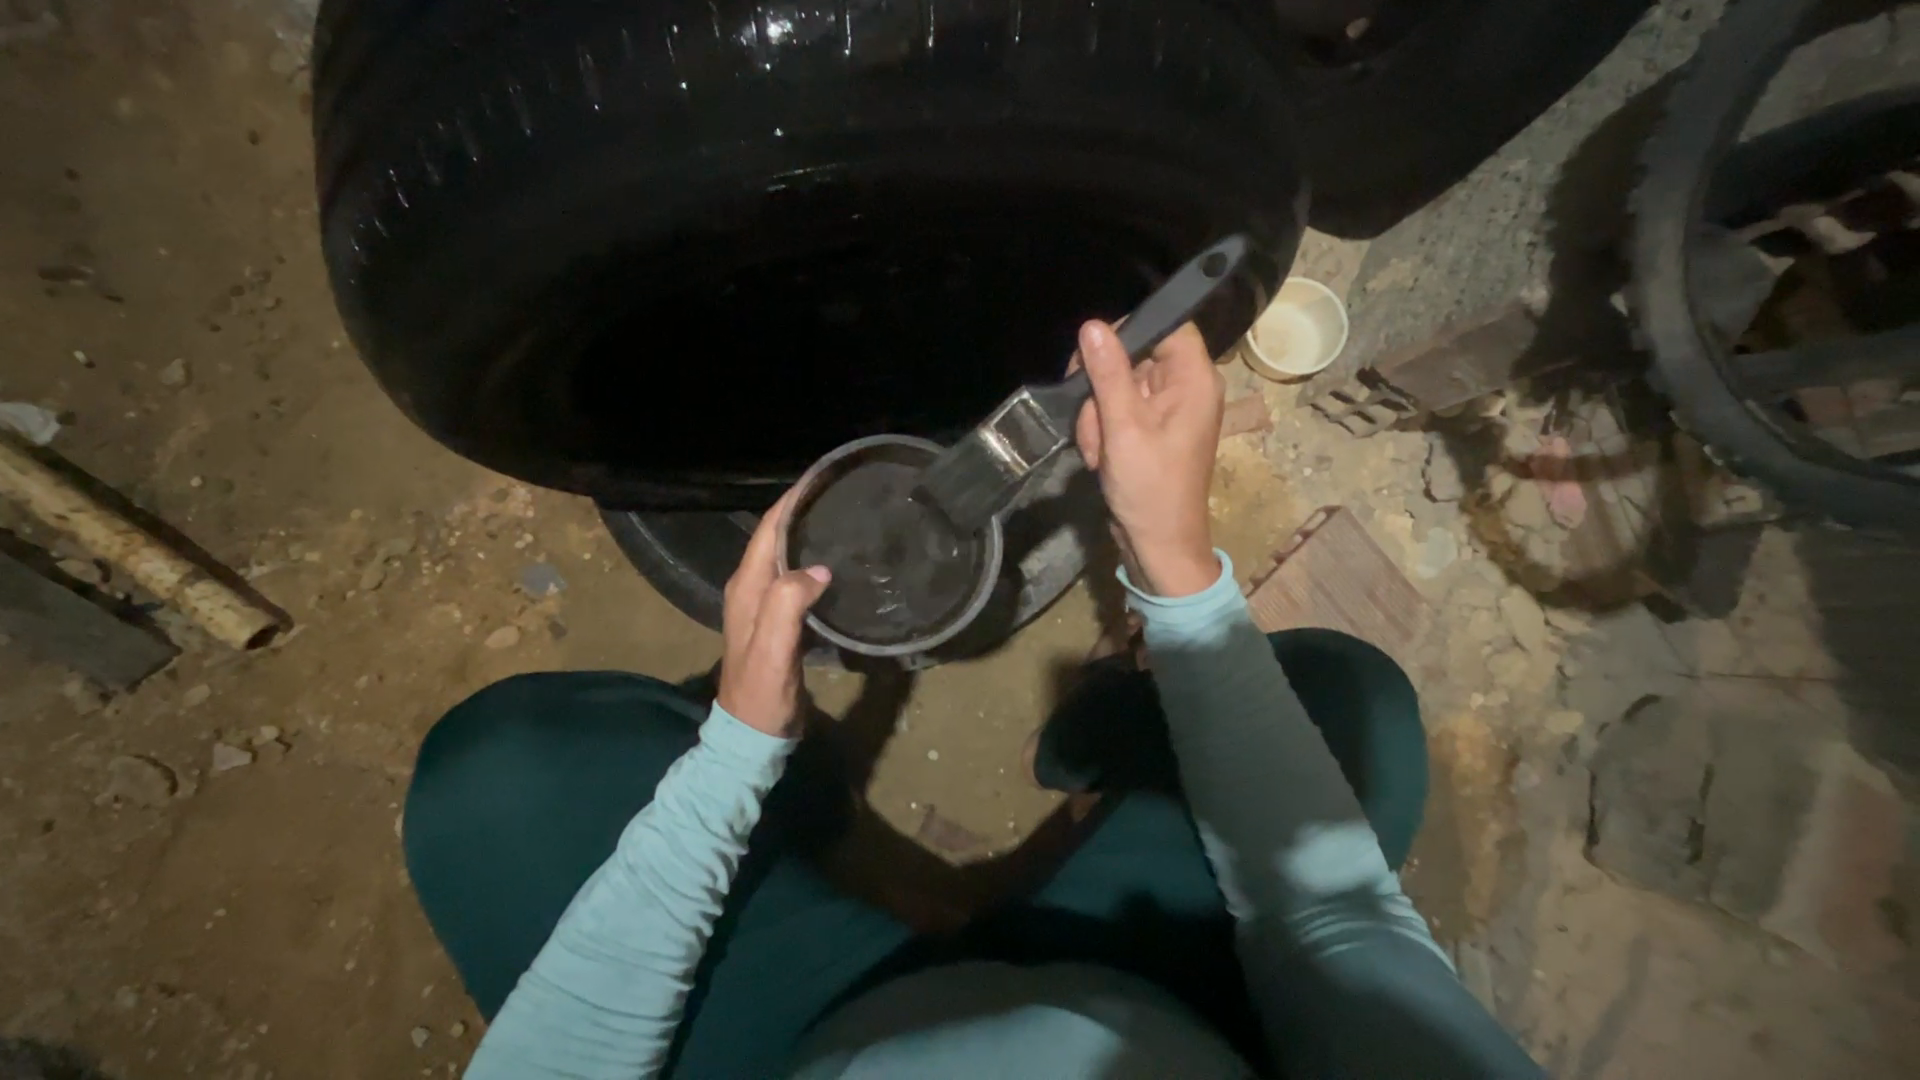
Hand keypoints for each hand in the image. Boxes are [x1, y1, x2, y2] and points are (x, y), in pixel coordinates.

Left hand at [717, 489, 831, 737]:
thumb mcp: (774, 648)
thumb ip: (788, 603)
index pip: (768, 528)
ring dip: (810, 534)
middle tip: (842, 493)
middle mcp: (752, 588)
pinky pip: (798, 578)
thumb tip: (819, 568)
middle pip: (777, 536)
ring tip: (845, 518)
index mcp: (747, 586)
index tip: (822, 477)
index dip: (792, 499)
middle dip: (804, 509)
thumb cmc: (762, 692)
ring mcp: (765, 605)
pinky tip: (840, 562)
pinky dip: (816, 562)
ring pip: (788, 555)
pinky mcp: (781, 620)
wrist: (753, 734)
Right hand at [1072, 319, 1223, 596]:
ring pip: (1118, 385)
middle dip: (1102, 388)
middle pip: (1134, 355)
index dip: (1128, 331)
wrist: (1158, 544)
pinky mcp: (1151, 429)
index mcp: (1194, 378)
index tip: (1093, 353)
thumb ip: (1108, 373)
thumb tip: (1092, 325)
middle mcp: (1186, 387)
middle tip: (1093, 420)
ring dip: (1097, 416)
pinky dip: (1103, 430)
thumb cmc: (1149, 487)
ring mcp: (1168, 410)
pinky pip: (1119, 410)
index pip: (1166, 324)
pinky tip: (1101, 457)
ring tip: (1099, 452)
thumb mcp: (1123, 427)